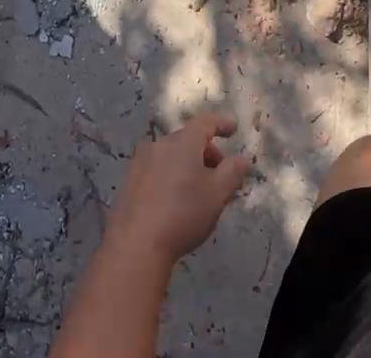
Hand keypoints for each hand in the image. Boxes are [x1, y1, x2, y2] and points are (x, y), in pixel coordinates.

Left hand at [106, 112, 250, 266]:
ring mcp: (140, 164)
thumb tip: (241, 158)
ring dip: (190, 167)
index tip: (233, 130)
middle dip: (208, 154)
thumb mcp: (217, 194)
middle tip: (221, 177)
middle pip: (188, 140)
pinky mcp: (129, 183)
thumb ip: (233, 171)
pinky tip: (176, 203)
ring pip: (172, 157)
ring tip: (200, 193)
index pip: (206, 122)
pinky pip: (157, 171)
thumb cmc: (183, 214)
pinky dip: (172, 177)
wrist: (135, 246)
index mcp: (183, 142)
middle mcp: (159, 146)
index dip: (222, 124)